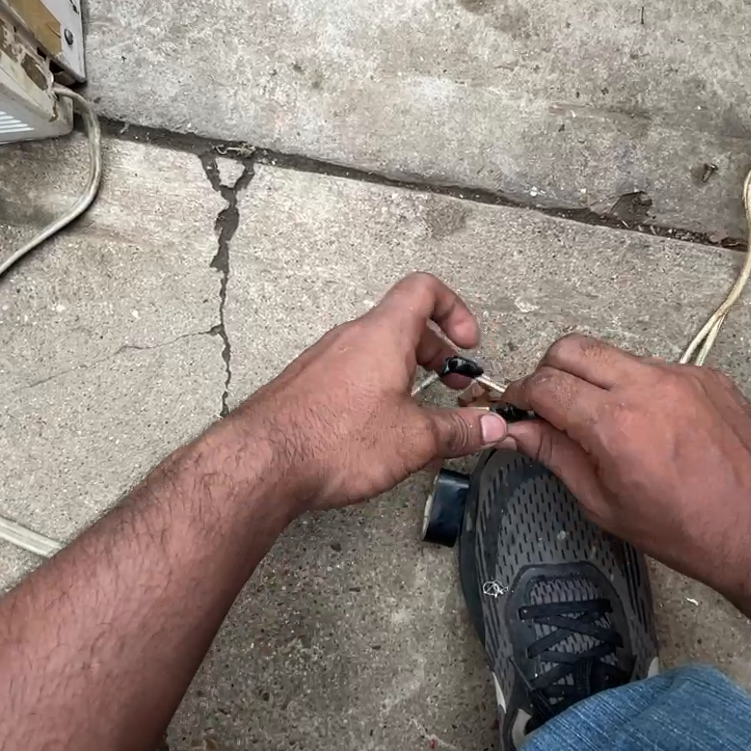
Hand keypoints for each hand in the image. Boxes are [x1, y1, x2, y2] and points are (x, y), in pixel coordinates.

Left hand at [229, 273, 507, 511]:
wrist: (262, 461)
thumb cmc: (332, 440)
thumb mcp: (414, 439)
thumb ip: (458, 430)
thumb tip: (488, 427)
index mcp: (383, 334)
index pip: (424, 289)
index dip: (455, 308)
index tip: (468, 342)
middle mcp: (351, 337)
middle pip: (404, 325)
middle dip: (437, 354)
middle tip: (454, 385)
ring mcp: (324, 359)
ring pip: (376, 352)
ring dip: (406, 375)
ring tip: (420, 414)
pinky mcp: (306, 384)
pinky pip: (352, 374)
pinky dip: (376, 389)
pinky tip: (380, 430)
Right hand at [499, 334, 750, 597]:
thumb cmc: (689, 531)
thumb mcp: (605, 504)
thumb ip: (555, 456)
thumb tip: (516, 431)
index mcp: (615, 424)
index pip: (545, 384)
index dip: (520, 394)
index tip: (517, 408)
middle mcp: (646, 387)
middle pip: (571, 347)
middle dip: (549, 371)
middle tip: (551, 406)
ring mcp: (680, 375)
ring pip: (611, 353)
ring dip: (592, 377)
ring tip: (603, 419)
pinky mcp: (707, 376)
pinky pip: (652, 367)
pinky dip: (635, 386)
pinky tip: (650, 424)